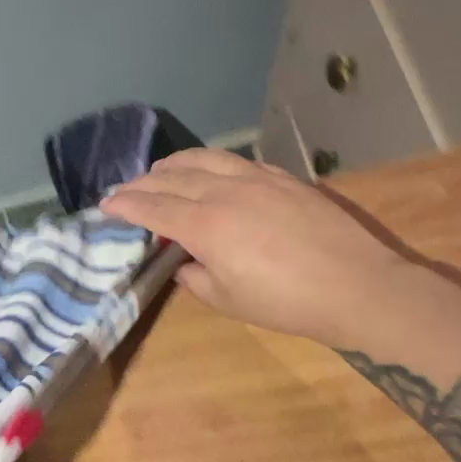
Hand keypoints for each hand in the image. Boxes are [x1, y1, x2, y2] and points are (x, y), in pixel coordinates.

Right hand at [101, 149, 411, 343]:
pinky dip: (211, 164)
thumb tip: (184, 262)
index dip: (125, 205)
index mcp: (205, 226)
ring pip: (205, 159)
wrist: (355, 285)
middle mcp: (226, 193)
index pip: (153, 208)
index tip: (105, 205)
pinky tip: (210, 172)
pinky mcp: (284, 178)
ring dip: (175, 164)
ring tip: (160, 171)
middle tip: (125, 190)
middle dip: (143, 183)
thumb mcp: (227, 300)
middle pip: (173, 178)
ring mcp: (258, 179)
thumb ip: (195, 278)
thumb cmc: (284, 302)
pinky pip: (237, 162)